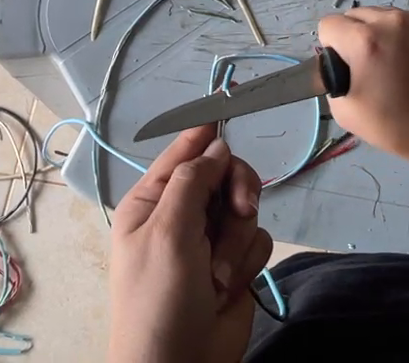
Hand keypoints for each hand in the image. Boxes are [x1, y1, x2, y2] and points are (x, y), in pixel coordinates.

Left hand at [107, 126, 273, 362]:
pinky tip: (228, 287)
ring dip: (237, 240)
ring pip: (245, 207)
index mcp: (152, 201)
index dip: (206, 133)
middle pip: (224, 174)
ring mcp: (209, 239)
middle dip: (235, 193)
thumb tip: (216, 145)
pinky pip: (256, 239)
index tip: (229, 109)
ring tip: (219, 275)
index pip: (183, 153)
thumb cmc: (159, 299)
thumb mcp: (168, 233)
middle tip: (240, 210)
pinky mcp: (234, 262)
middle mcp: (182, 214)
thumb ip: (193, 182)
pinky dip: (246, 261)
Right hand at [318, 7, 408, 167]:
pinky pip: (405, 22)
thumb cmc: (396, 126)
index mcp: (364, 40)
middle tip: (368, 68)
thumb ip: (331, 77)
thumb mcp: (345, 111)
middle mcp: (390, 20)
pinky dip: (402, 36)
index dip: (331, 48)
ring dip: (378, 33)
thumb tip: (338, 62)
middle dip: (353, 37)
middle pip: (354, 15)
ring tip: (393, 64)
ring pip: (381, 15)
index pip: (329, 25)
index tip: (346, 68)